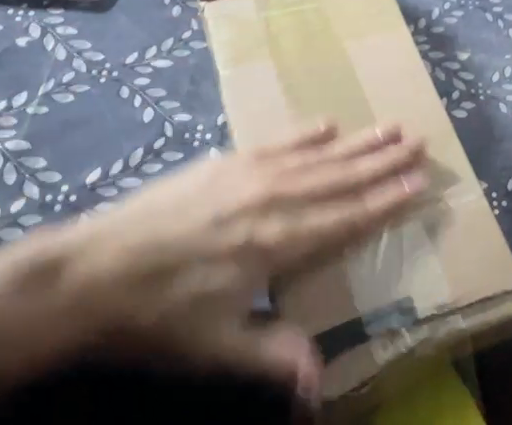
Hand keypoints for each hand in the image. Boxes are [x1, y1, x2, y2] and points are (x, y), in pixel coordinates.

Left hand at [0, 123, 428, 404]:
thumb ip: (272, 355)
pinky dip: (306, 134)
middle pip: (339, 178)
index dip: (385, 201)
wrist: (91, 270)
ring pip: (315, 156)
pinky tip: (327, 125)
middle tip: (419, 141)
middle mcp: (271, 199)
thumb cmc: (158, 315)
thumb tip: (322, 385)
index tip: (420, 182)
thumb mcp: (215, 347)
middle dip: (382, 161)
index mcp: (276, 243)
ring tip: (390, 126)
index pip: (345, 218)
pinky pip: (276, 143)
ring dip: (356, 142)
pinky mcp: (222, 162)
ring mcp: (247, 174)